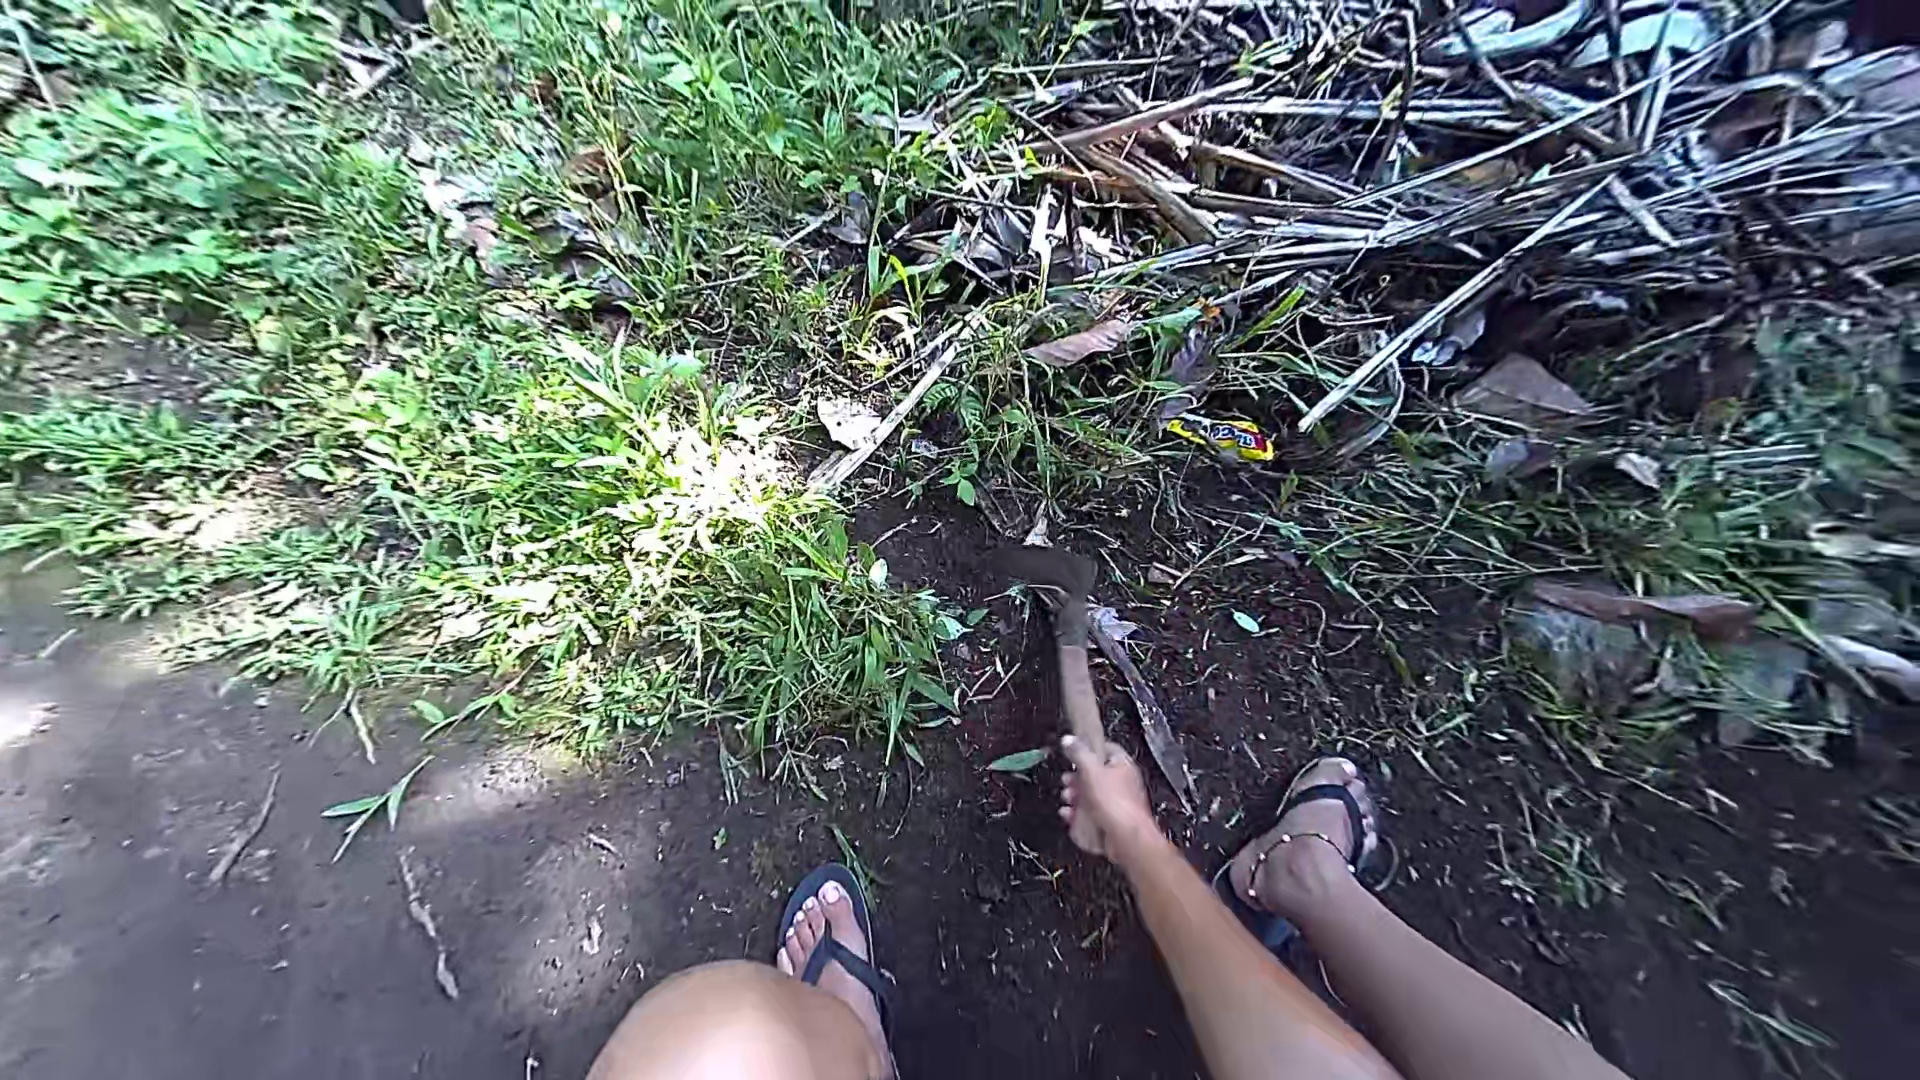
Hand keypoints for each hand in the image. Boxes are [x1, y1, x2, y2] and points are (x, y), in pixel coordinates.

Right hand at [1058, 735, 1159, 860]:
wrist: (1126, 839)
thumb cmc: (1113, 802)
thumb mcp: (1091, 770)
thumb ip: (1078, 753)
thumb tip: (1069, 739)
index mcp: (1123, 765)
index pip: (1106, 748)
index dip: (1088, 750)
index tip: (1073, 753)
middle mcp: (1124, 783)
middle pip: (1096, 775)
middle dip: (1077, 778)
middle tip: (1066, 780)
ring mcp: (1119, 805)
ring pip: (1093, 797)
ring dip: (1076, 797)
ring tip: (1066, 798)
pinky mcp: (1113, 823)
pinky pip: (1093, 815)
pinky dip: (1080, 816)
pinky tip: (1070, 815)